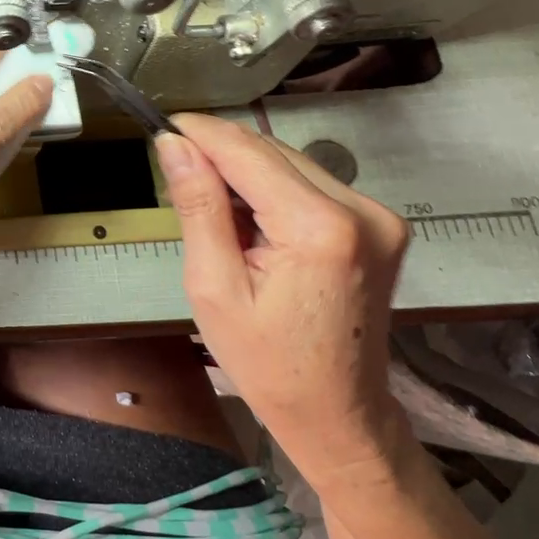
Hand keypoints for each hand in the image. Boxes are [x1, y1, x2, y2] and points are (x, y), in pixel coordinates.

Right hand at [155, 114, 409, 482]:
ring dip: (244, 172)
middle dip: (219, 155)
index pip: (247, 151)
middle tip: (176, 176)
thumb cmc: (266, 361)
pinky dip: (272, 189)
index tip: (159, 126)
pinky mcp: (379, 223)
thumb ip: (198, 207)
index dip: (199, 132)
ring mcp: (377, 215)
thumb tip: (174, 144)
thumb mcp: (213, 286)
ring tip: (215, 214)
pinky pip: (310, 182)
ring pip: (289, 161)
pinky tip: (252, 224)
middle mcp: (361, 209)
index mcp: (320, 228)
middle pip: (270, 150)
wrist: (337, 412)